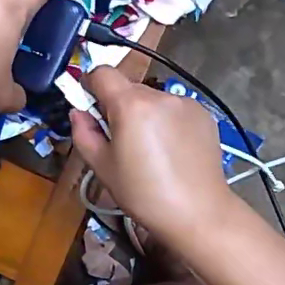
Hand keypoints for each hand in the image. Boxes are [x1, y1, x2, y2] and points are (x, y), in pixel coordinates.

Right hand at [69, 67, 236, 242]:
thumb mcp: (103, 167)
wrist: (198, 212)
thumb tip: (79, 112)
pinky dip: (169, 122)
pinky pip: (176, 110)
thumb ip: (84, 133)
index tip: (91, 108)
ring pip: (154, 100)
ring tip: (152, 151)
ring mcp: (187, 104)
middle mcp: (161, 96)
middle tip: (122, 142)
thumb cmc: (144, 194)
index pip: (103, 73)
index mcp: (131, 105)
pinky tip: (174, 151)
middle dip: (120, 107)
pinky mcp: (205, 115)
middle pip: (130, 88)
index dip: (92, 86)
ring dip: (146, 115)